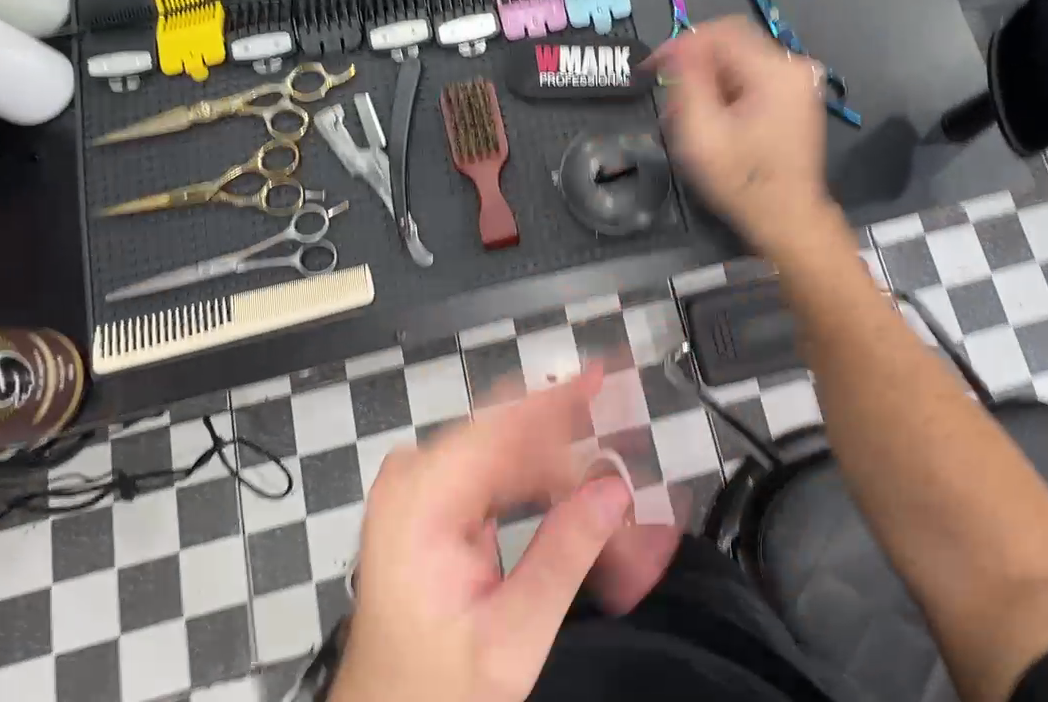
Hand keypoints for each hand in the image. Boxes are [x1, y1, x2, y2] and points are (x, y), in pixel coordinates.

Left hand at [331, 368, 679, 701]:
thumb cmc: (434, 686)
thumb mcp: (511, 635)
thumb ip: (565, 555)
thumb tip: (614, 489)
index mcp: (420, 501)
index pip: (501, 426)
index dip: (560, 399)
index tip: (608, 376)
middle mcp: (415, 477)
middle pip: (511, 436)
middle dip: (577, 453)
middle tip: (632, 468)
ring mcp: (421, 484)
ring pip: (511, 451)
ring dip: (566, 472)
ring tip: (617, 494)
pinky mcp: (434, 497)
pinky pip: (500, 470)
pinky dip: (544, 486)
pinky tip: (580, 502)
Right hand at [652, 18, 834, 251]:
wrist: (788, 218)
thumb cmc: (743, 182)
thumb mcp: (702, 134)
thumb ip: (688, 82)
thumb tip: (678, 49)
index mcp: (775, 71)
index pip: (720, 32)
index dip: (681, 44)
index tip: (653, 68)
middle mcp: (793, 68)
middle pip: (730, 45)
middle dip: (695, 67)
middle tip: (670, 98)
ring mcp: (797, 83)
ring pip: (738, 63)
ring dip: (709, 82)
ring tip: (689, 116)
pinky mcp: (794, 98)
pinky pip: (751, 79)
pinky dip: (726, 92)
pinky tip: (713, 120)